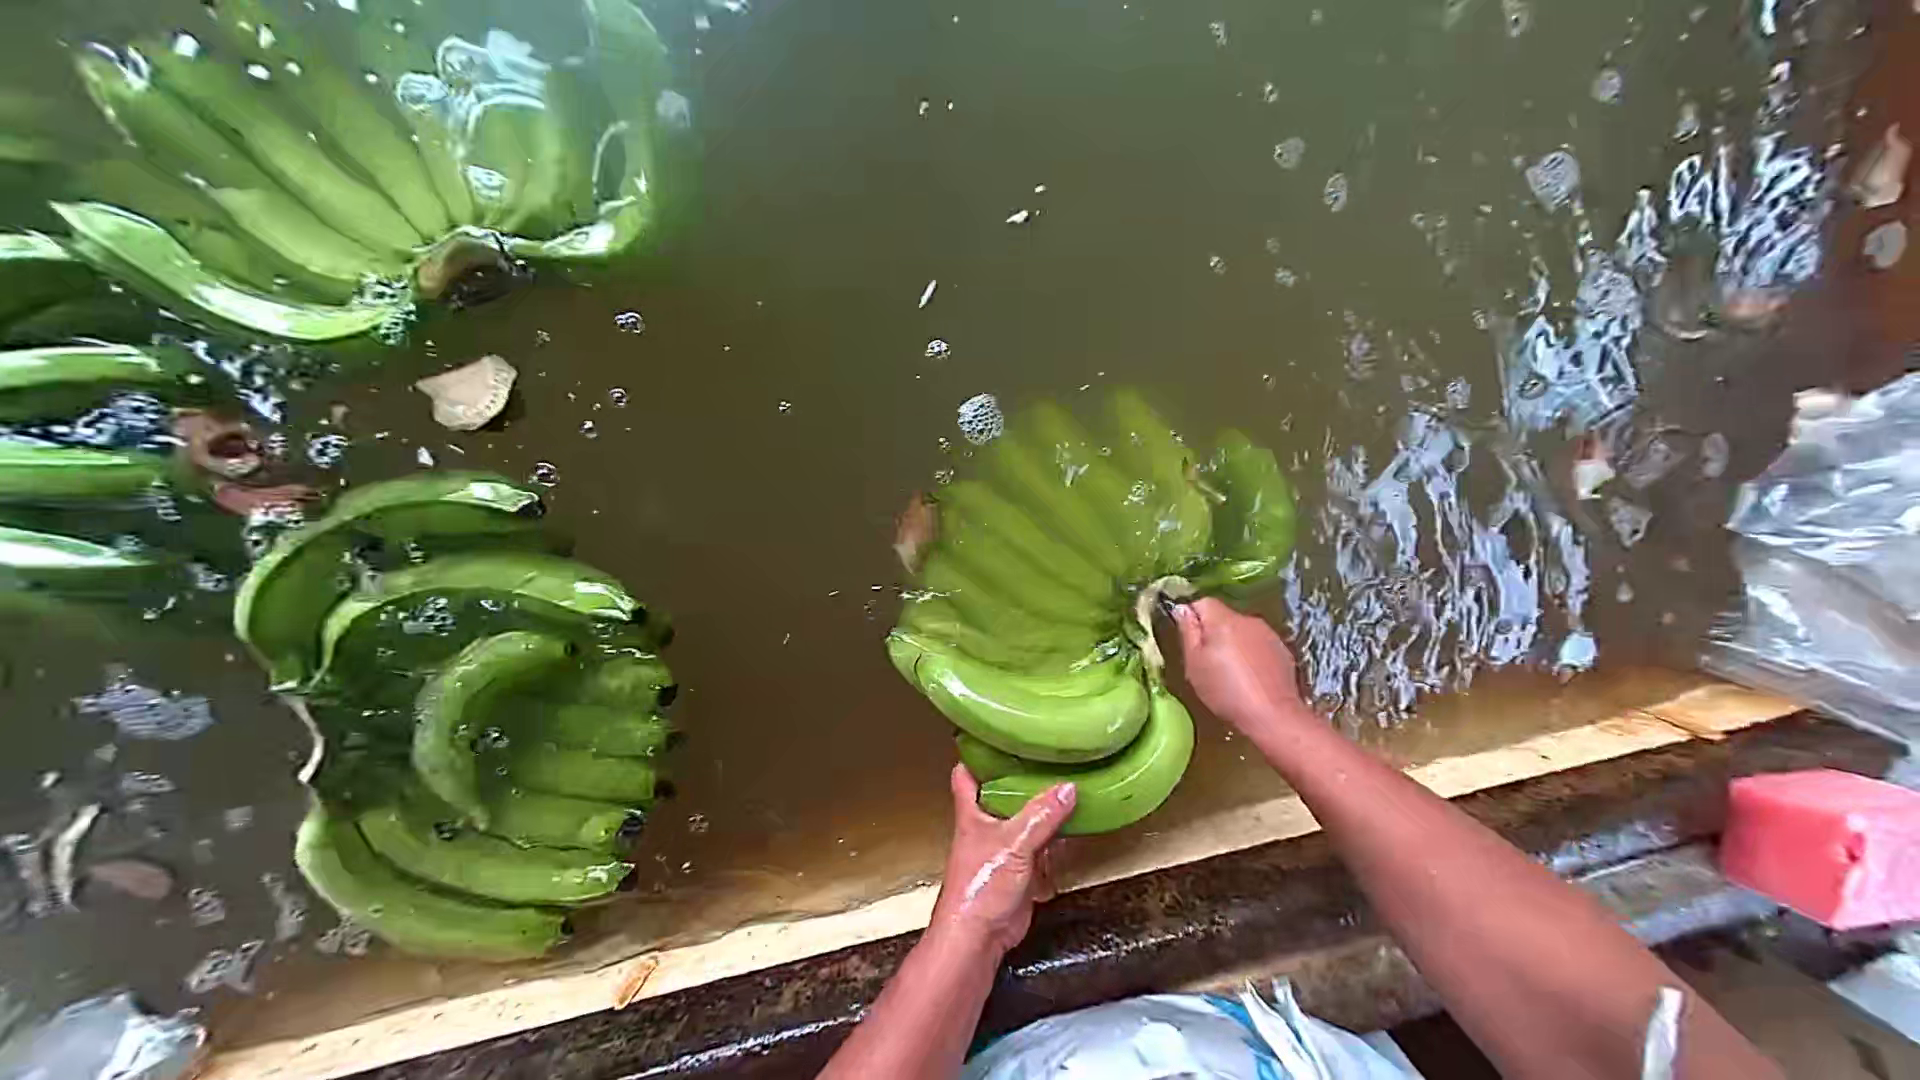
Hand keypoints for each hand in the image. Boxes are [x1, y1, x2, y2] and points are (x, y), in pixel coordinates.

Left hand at [928, 765, 1075, 954]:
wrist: (979, 938)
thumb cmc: (978, 889)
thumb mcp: (1013, 843)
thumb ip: (1041, 815)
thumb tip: (1066, 788)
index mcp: (972, 811)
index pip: (967, 772)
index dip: (976, 752)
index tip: (996, 734)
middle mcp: (985, 824)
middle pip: (1001, 791)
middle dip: (1019, 775)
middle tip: (1044, 755)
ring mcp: (1003, 846)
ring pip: (1023, 817)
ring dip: (1041, 805)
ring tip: (1064, 781)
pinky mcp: (1020, 868)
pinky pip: (1039, 843)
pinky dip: (1054, 834)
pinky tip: (1071, 823)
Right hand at [1171, 597, 1311, 733]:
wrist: (1273, 716)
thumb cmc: (1225, 690)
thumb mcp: (1194, 663)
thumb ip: (1187, 631)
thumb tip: (1181, 608)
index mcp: (1223, 620)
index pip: (1202, 602)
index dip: (1191, 617)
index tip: (1189, 640)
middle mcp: (1248, 620)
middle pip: (1222, 616)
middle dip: (1212, 632)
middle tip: (1205, 661)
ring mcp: (1269, 634)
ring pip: (1241, 630)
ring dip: (1232, 643)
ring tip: (1229, 672)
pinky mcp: (1283, 651)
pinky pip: (1257, 644)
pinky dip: (1250, 654)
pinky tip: (1249, 677)